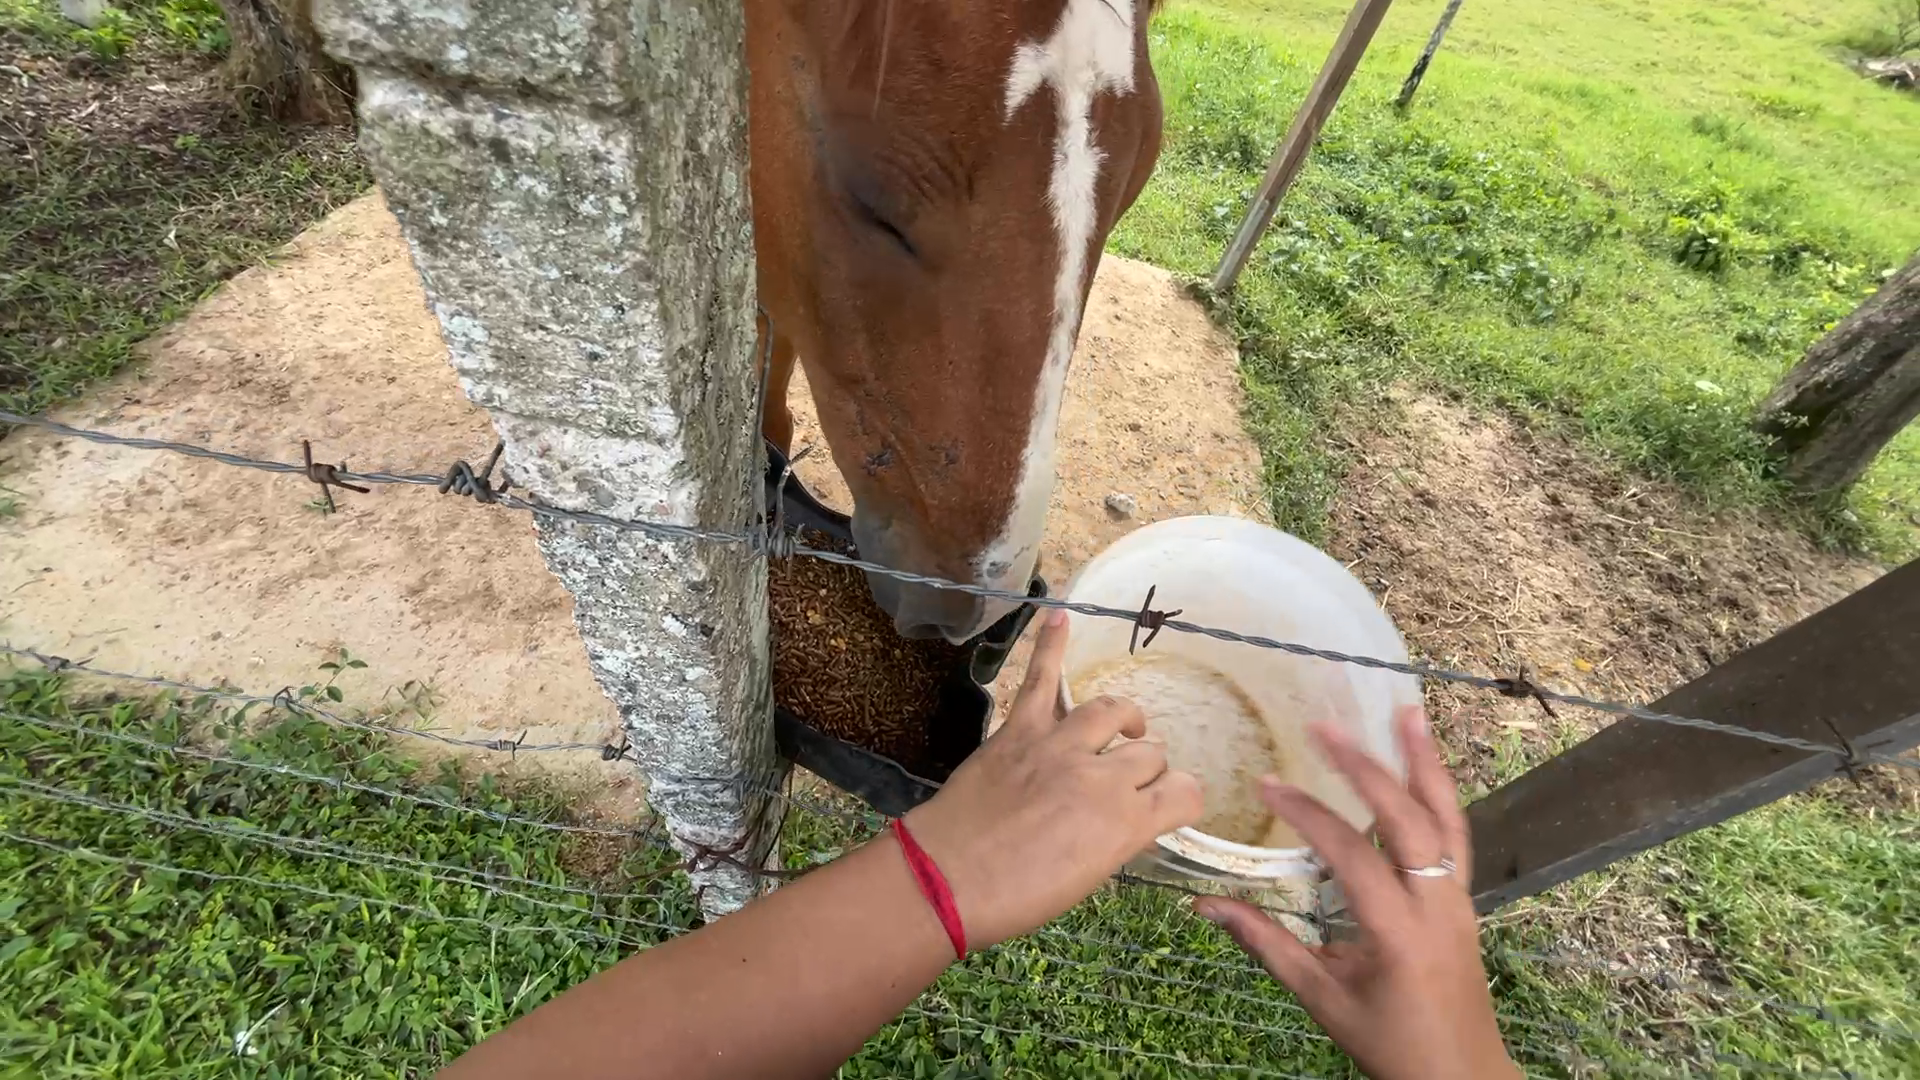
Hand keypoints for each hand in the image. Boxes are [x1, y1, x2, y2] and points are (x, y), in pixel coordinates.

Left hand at [902, 609, 1203, 949]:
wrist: (949, 877)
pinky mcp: (1021, 729)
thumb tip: (1125, 813)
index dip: (1181, 797)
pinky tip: (1059, 614)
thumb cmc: (1019, 895)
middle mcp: (1102, 776)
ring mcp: (1059, 745)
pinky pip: (1042, 680)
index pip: (1183, 794)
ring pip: (1111, 711)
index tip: (1170, 802)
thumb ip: (1116, 836)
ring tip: (1122, 726)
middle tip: (1126, 781)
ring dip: (1124, 718)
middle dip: (1146, 767)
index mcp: (1126, 823)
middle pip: (1149, 753)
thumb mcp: (1088, 877)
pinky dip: (1050, 645)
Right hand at [1191, 707, 1517, 1079]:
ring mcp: (1459, 897)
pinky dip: (1438, 791)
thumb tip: (1203, 903)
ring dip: (1425, 763)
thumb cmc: (1389, 1043)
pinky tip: (1422, 763)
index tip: (1266, 783)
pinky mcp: (1463, 896)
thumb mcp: (1321, 997)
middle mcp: (1437, 904)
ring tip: (1407, 713)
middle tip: (1324, 727)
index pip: (1351, 854)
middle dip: (1365, 768)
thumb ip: (1265, 943)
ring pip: (1448, 818)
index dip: (1307, 814)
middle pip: (1408, 820)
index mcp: (1399, 932)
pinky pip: (1454, 834)